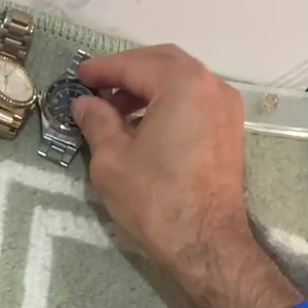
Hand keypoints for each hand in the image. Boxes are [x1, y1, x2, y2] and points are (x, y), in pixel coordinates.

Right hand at [73, 45, 302, 307]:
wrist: (204, 244)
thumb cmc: (154, 200)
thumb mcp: (112, 160)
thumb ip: (97, 122)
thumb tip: (85, 104)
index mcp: (182, 84)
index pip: (135, 64)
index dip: (102, 68)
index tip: (78, 77)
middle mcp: (212, 86)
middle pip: (163, 63)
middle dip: (128, 71)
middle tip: (97, 87)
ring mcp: (226, 109)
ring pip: (182, 82)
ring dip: (148, 88)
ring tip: (116, 110)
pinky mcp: (229, 133)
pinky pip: (194, 103)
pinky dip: (167, 104)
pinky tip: (145, 126)